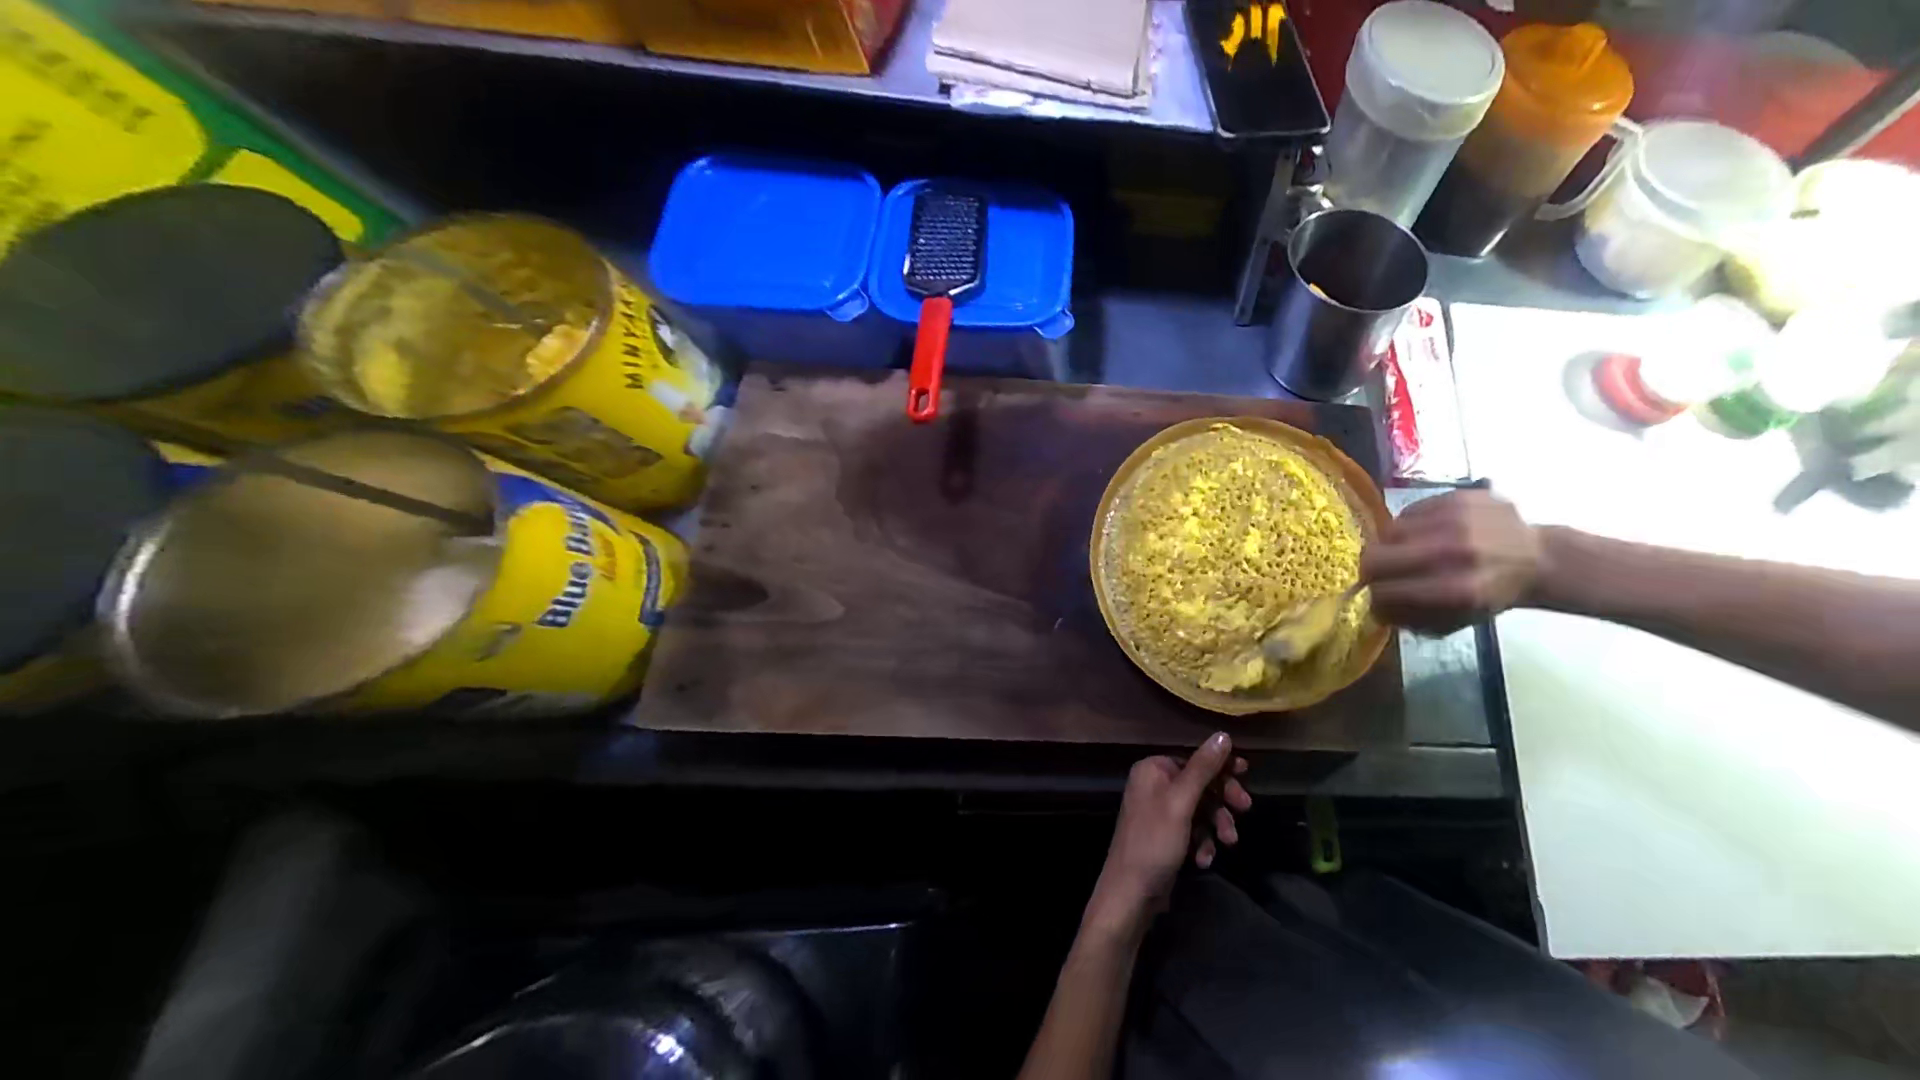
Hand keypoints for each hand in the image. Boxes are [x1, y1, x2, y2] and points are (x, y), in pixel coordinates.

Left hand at [1086, 733, 1250, 934]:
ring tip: (1227, 843)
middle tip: (1244, 810)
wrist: (1131, 892)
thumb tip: (1223, 735)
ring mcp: (1159, 812)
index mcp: (1152, 769)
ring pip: (1201, 809)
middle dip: (1221, 801)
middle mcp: (1153, 785)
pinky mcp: (1166, 836)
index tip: (1247, 774)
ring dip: (1216, 826)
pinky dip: (1202, 842)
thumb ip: (1203, 769)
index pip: (1193, 758)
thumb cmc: (1154, 841)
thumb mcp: (1181, 802)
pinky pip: (1193, 830)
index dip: (1221, 767)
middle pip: (1200, 783)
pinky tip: (1203, 860)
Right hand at [1360, 490, 1544, 634]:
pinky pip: (1410, 511)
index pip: (1384, 591)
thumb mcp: (1457, 619)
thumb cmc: (1493, 594)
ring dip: (1391, 544)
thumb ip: (1410, 616)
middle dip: (1370, 568)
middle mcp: (1454, 552)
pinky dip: (1410, 524)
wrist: (1542, 559)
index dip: (1373, 595)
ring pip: (1389, 532)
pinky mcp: (1458, 497)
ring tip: (1406, 550)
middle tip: (1377, 571)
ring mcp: (1456, 520)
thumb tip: (1373, 607)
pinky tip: (1425, 532)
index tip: (1374, 595)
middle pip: (1376, 557)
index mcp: (1455, 589)